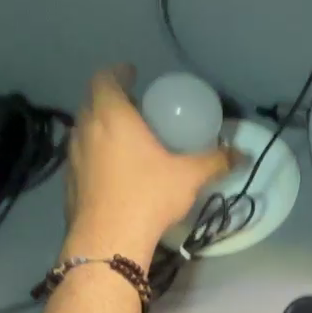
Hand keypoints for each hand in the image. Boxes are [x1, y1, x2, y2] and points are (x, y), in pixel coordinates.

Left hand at [63, 65, 228, 264]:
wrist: (108, 239)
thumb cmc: (147, 196)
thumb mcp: (189, 177)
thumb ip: (216, 161)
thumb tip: (242, 154)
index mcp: (112, 116)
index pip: (105, 79)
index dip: (118, 72)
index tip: (132, 73)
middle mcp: (86, 129)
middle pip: (92, 102)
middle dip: (112, 99)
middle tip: (136, 108)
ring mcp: (73, 155)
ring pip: (85, 129)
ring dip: (102, 127)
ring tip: (126, 138)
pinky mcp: (69, 180)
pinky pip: (82, 155)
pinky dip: (97, 153)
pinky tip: (115, 171)